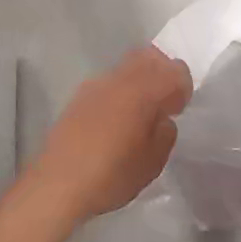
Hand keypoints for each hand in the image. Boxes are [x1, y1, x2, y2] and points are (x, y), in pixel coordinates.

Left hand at [12, 46, 192, 225]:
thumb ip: (165, 133)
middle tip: (166, 101)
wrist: (57, 185)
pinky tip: (118, 120)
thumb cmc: (111, 175)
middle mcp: (118, 80)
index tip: (180, 109)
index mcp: (142, 91)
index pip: (174, 71)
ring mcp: (94, 87)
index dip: (183, 87)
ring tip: (141, 113)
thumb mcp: (153, 162)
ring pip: (125, 68)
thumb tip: (162, 119)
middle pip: (147, 57)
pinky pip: (108, 83)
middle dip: (162, 72)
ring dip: (140, 81)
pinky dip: (121, 92)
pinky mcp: (78, 99)